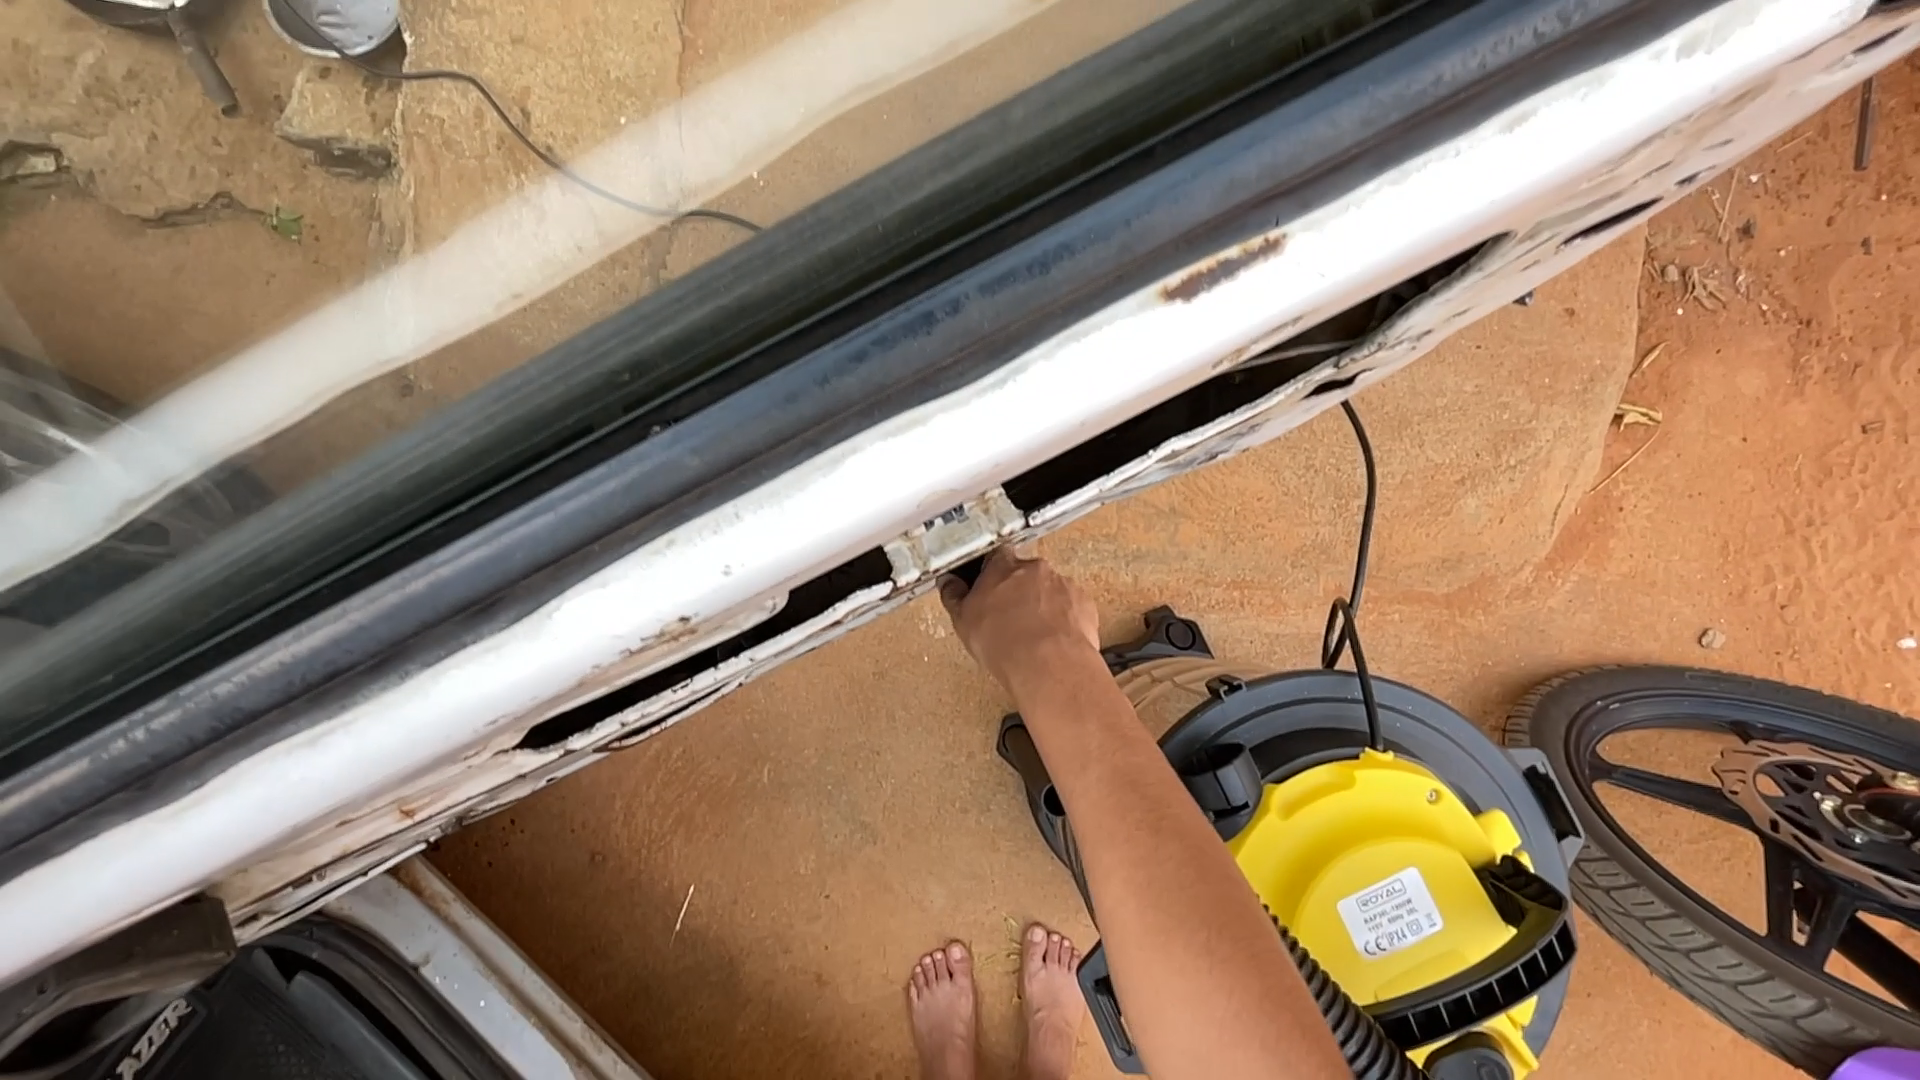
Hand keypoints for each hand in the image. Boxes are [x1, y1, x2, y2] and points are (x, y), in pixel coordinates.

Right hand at [939, 550, 1100, 692]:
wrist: (1049, 664)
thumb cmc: (1006, 643)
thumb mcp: (963, 622)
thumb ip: (955, 596)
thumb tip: (949, 584)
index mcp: (1003, 567)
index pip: (994, 556)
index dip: (991, 573)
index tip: (988, 587)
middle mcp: (1034, 569)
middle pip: (1024, 574)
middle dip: (1018, 592)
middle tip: (1008, 618)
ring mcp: (1062, 585)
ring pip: (1049, 590)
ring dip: (1042, 606)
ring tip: (1032, 636)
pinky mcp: (1083, 604)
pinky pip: (1071, 607)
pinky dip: (1063, 620)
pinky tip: (1053, 641)